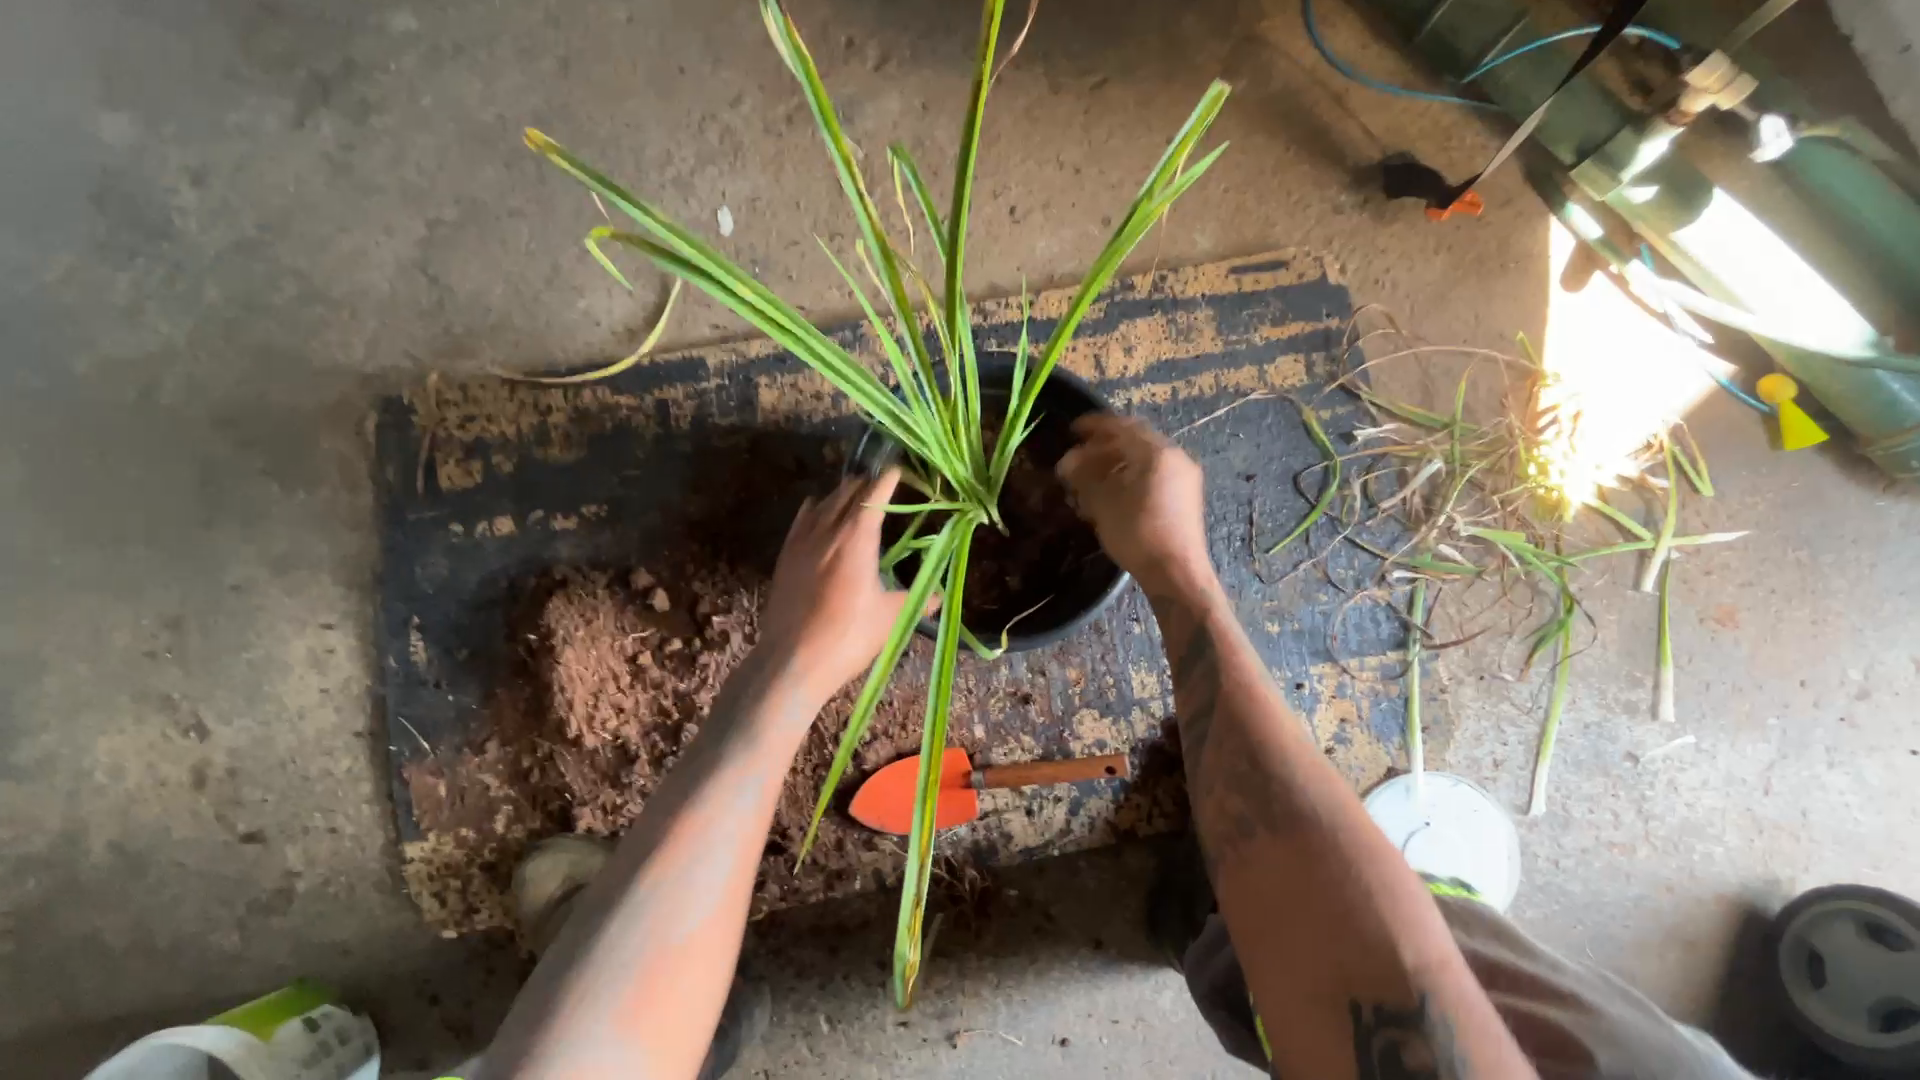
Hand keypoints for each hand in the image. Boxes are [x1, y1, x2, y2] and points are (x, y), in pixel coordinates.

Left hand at [758, 468, 912, 704]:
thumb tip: (939, 596)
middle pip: (847, 492)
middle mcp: (827, 530)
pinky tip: (817, 508)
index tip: (899, 469)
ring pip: (823, 503)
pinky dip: (814, 509)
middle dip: (866, 484)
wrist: (793, 660)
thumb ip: (917, 600)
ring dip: (841, 494)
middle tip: (882, 483)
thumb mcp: (891, 618)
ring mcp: (802, 542)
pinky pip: (801, 520)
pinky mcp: (785, 557)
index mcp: (857, 538)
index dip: (888, 479)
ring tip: (854, 493)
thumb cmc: (848, 637)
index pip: (874, 495)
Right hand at [1056, 414, 1216, 602]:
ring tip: (1092, 473)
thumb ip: (1084, 476)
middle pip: (1135, 439)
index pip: (1121, 427)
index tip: (1072, 429)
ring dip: (1118, 460)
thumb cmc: (1138, 534)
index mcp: (1157, 452)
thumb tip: (1067, 462)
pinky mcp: (1185, 495)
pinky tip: (1114, 488)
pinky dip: (1132, 473)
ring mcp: (1184, 476)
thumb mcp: (1103, 504)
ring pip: (1145, 457)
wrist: (1176, 572)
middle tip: (1080, 451)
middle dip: (1105, 444)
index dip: (1094, 426)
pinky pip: (1155, 472)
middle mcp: (1175, 456)